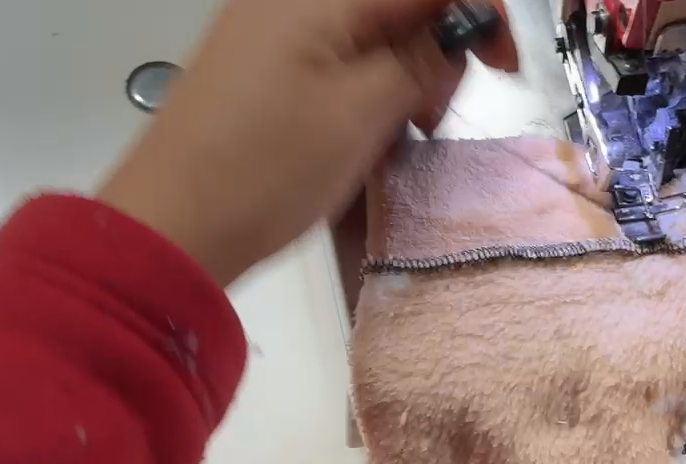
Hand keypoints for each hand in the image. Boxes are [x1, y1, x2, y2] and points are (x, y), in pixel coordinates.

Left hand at [97, 0, 517, 284]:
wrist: (180, 220)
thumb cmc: (271, 168)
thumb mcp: (361, 115)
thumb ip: (418, 65)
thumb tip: (455, 38)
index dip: (480, 11)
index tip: (506, 67)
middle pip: (400, 8)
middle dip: (436, 54)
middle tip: (429, 120)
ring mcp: (278, 31)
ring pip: (374, 40)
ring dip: (404, 83)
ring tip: (393, 142)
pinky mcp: (269, 68)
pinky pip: (343, 65)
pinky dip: (371, 97)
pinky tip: (366, 140)